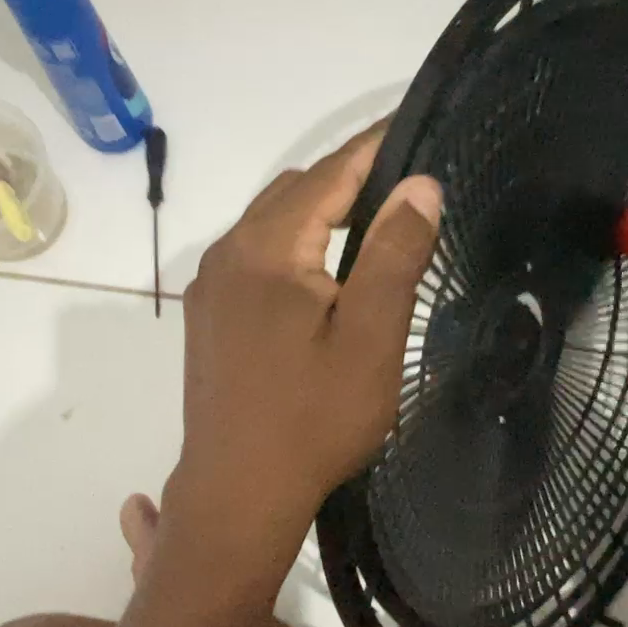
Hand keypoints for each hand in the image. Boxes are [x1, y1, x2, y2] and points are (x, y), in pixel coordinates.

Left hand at [170, 122, 443, 537]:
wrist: (238, 493)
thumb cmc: (313, 420)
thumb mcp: (370, 339)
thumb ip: (393, 256)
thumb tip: (420, 186)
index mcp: (267, 249)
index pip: (328, 173)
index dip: (374, 149)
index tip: (414, 133)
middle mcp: (227, 256)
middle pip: (292, 195)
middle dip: (346, 184)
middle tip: (401, 197)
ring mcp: (209, 292)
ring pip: (268, 230)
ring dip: (315, 221)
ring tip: (367, 237)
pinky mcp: (207, 324)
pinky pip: (252, 265)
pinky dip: (290, 255)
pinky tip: (317, 288)